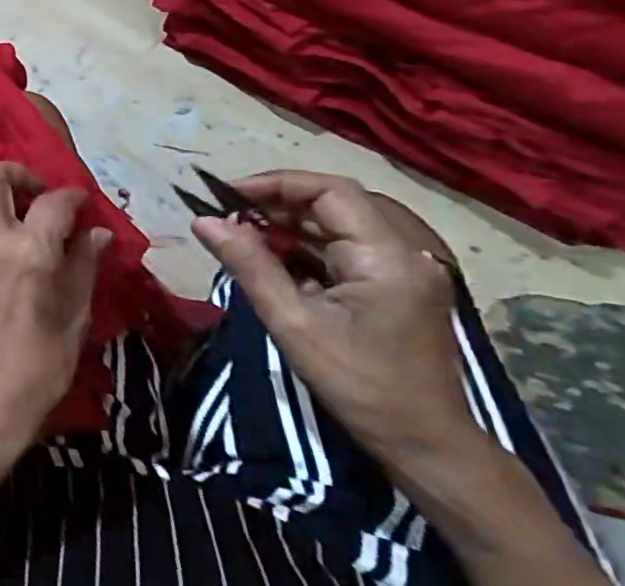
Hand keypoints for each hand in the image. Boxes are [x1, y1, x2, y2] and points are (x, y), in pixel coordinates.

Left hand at [0, 162, 110, 457]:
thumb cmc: (43, 356)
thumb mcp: (77, 311)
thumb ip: (85, 263)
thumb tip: (97, 232)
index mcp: (31, 250)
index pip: (54, 202)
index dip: (72, 197)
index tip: (80, 205)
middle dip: (17, 174)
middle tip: (33, 194)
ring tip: (3, 207)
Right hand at [192, 171, 475, 463]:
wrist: (423, 441)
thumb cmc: (356, 380)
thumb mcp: (291, 320)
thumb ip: (248, 263)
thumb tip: (202, 220)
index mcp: (387, 257)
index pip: (331, 191)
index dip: (275, 184)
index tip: (225, 195)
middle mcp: (407, 253)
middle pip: (338, 201)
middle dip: (278, 200)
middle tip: (228, 214)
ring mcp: (407, 269)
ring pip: (342, 220)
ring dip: (290, 220)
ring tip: (243, 232)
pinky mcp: (399, 284)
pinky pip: (349, 243)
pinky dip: (307, 241)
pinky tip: (275, 256)